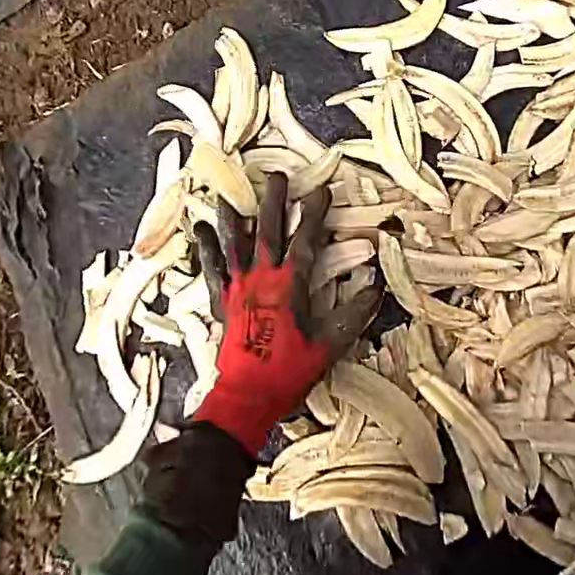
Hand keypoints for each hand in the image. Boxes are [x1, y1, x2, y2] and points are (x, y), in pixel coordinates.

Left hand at [190, 173, 380, 454]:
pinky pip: (211, 269)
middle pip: (268, 231)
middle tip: (279, 176)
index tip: (322, 190)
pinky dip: (205, 249)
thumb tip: (376, 286)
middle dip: (275, 202)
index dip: (315, 213)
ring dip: (232, 217)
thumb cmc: (288, 372)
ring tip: (227, 194)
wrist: (246, 398)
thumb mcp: (329, 348)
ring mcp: (237, 287)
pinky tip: (198, 231)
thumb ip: (353, 316)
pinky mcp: (220, 300)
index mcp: (289, 286)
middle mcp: (261, 278)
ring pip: (234, 244)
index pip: (307, 240)